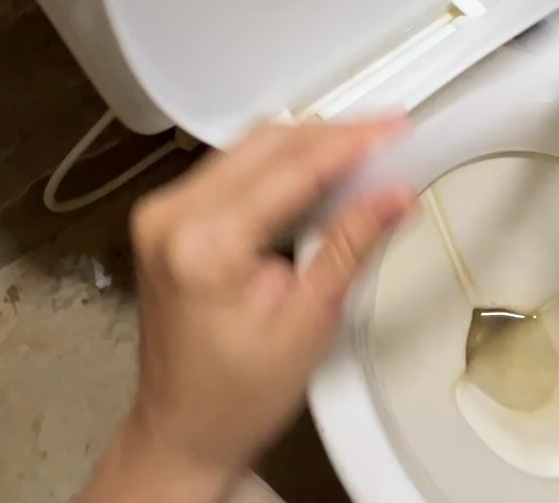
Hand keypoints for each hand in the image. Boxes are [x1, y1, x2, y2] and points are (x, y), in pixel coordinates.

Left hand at [103, 117, 416, 498]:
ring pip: (249, 145)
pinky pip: (232, 163)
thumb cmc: (236, 397)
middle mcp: (171, 214)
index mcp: (204, 244)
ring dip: (307, 141)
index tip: (392, 128)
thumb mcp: (309, 321)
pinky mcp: (167, 212)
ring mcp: (163, 209)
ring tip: (360, 147)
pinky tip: (314, 165)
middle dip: (333, 133)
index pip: (292, 168)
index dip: (350, 142)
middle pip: (268, 142)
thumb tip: (395, 194)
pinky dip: (278, 159)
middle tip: (385, 132)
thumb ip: (352, 244)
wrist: (181, 431)